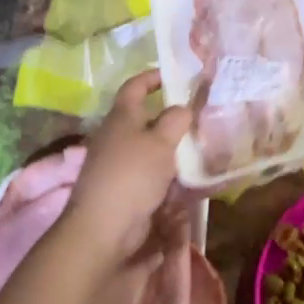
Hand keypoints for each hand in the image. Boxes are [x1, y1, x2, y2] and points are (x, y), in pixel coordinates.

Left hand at [59, 70, 192, 259]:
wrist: (104, 229)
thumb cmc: (132, 174)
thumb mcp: (162, 140)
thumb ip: (177, 118)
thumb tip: (182, 109)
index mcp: (122, 117)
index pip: (135, 86)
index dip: (153, 76)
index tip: (176, 75)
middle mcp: (117, 136)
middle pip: (144, 117)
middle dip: (170, 116)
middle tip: (199, 115)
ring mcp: (118, 164)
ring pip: (150, 146)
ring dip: (172, 146)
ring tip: (200, 146)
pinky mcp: (123, 188)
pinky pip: (150, 172)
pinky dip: (168, 171)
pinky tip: (188, 176)